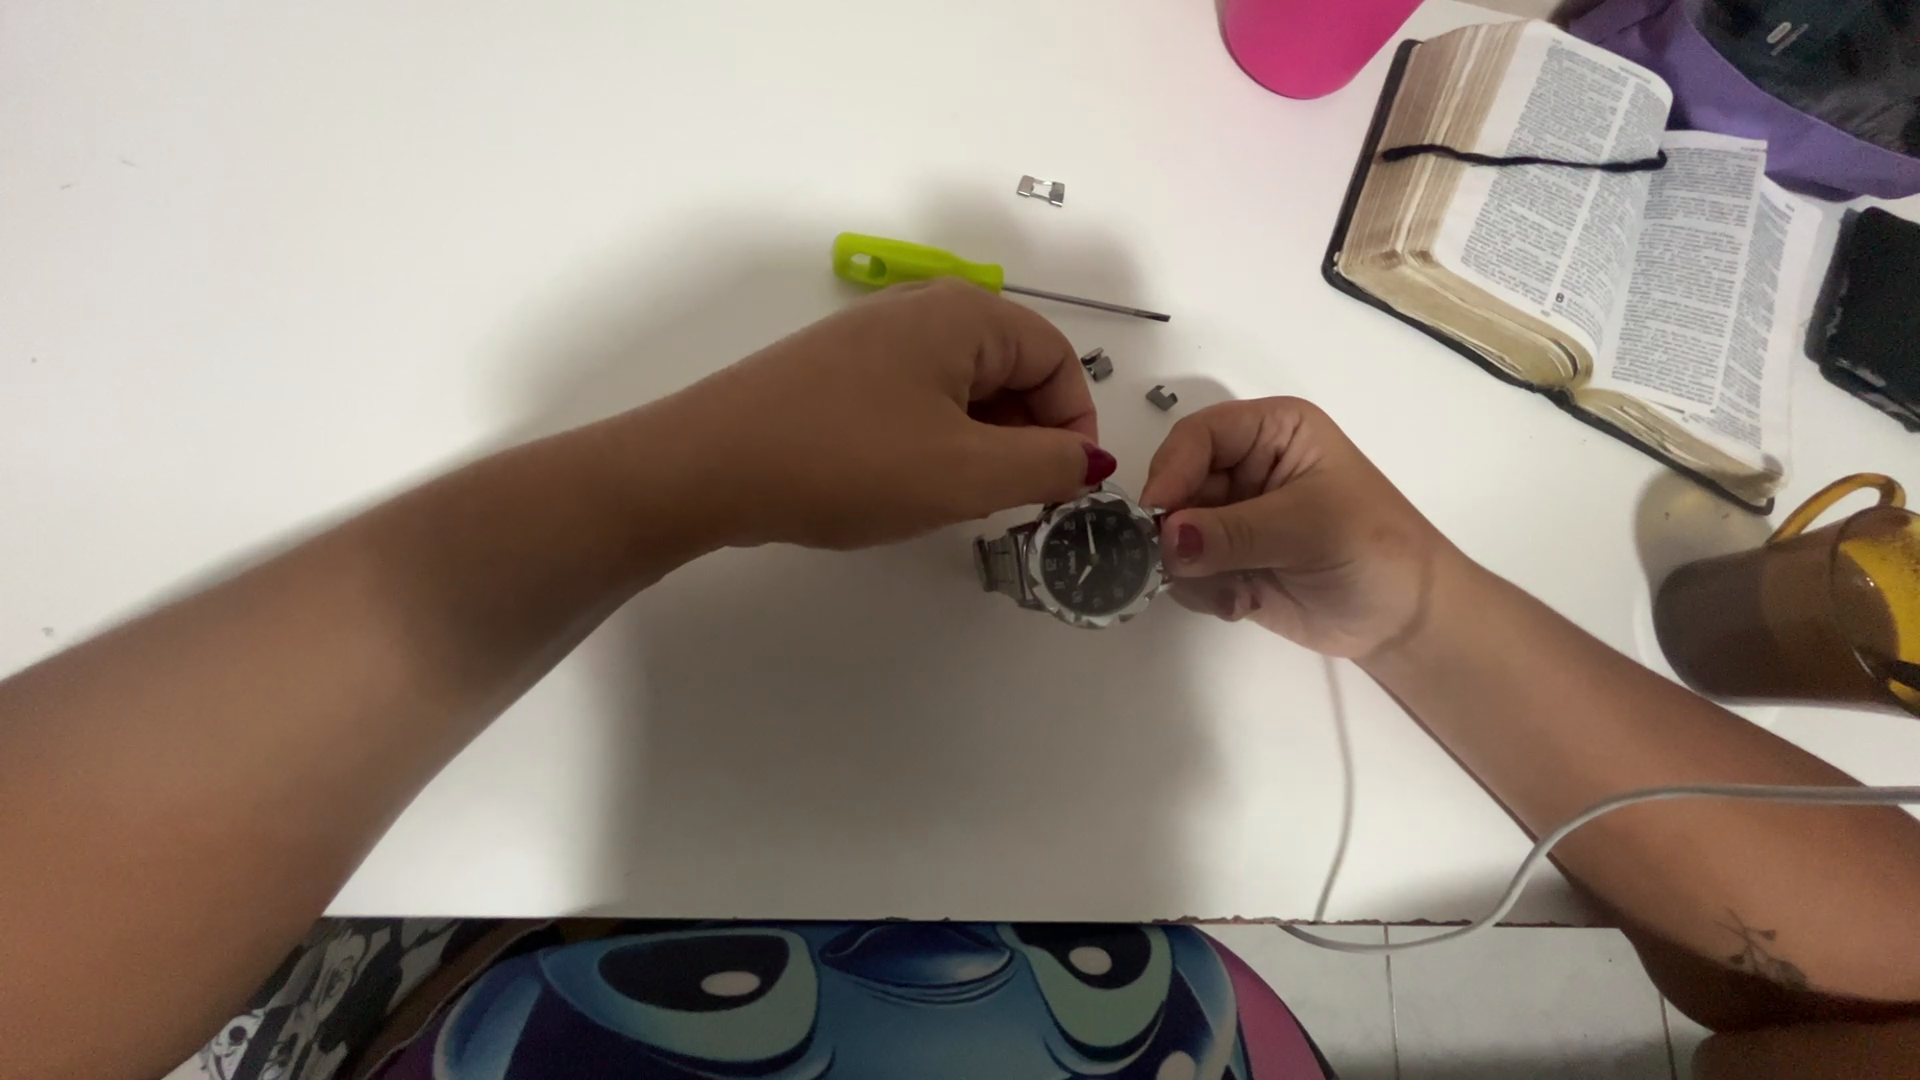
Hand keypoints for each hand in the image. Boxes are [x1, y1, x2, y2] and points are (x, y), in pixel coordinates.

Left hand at [646, 279, 1111, 549]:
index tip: (1067, 486)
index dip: (1076, 424)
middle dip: (1030, 436)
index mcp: (966, 316)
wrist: (711, 466)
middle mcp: (924, 311)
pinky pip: (919, 400)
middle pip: (1013, 370)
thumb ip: (1048, 466)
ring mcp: (877, 340)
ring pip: (965, 390)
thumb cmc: (851, 462)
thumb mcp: (967, 474)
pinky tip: (914, 481)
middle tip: (1015, 498)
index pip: (1058, 359)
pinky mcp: (843, 373)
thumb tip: (1090, 461)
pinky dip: (939, 440)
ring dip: (984, 443)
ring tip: (964, 496)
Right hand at [1139, 397, 1455, 658]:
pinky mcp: (1221, 560)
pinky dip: (1203, 591)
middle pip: (1175, 486)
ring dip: (1193, 570)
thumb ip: (1232, 532)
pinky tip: (1242, 602)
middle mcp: (1241, 469)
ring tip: (1236, 592)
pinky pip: (1182, 571)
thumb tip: (1167, 540)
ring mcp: (1228, 517)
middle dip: (1177, 530)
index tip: (1156, 513)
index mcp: (1271, 433)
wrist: (1403, 620)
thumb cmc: (1375, 550)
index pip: (1199, 436)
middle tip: (1184, 565)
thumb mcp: (1307, 529)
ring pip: (1171, 534)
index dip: (1172, 469)